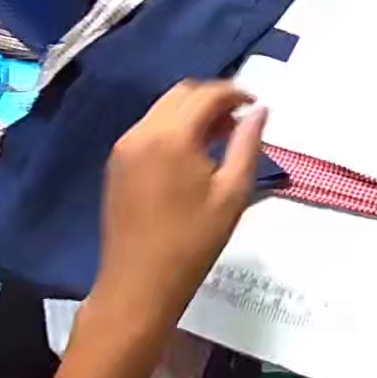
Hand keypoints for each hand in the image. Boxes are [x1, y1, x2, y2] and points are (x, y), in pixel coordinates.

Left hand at [94, 80, 266, 332]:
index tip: (255, 106)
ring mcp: (124, 146)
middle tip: (239, 121)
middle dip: (213, 98)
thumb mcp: (233, 192)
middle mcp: (142, 132)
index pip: (207, 94)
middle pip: (182, 93)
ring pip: (163, 108)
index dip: (235, 93)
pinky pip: (149, 127)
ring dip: (193, 112)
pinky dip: (174, 127)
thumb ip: (248, 144)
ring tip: (219, 138)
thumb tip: (259, 111)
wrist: (139, 284)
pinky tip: (191, 154)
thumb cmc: (193, 241)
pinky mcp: (116, 162)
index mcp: (172, 136)